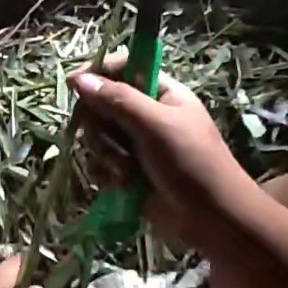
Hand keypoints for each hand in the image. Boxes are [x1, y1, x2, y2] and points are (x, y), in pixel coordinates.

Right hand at [69, 51, 253, 248]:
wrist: (212, 219)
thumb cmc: (192, 163)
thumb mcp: (155, 125)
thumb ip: (117, 100)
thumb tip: (78, 79)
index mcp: (161, 93)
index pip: (123, 67)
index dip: (98, 73)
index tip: (75, 85)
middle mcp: (146, 114)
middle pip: (101, 104)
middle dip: (99, 125)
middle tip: (111, 141)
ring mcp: (135, 144)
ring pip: (97, 136)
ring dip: (105, 154)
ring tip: (124, 171)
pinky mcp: (127, 171)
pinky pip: (99, 162)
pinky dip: (107, 173)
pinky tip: (123, 185)